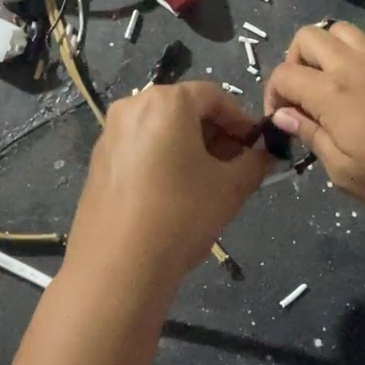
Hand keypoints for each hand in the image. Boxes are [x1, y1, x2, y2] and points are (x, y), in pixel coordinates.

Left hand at [64, 82, 272, 291]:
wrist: (117, 268)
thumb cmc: (181, 215)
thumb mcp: (230, 188)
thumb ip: (254, 163)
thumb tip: (266, 155)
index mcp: (167, 101)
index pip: (214, 96)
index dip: (241, 120)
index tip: (258, 145)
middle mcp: (133, 106)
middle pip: (185, 109)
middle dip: (216, 133)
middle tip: (237, 164)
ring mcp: (111, 133)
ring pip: (162, 129)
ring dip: (190, 147)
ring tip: (210, 181)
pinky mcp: (99, 161)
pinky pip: (141, 147)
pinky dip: (163, 159)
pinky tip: (176, 193)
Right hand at [265, 23, 364, 215]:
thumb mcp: (347, 175)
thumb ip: (313, 139)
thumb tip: (284, 116)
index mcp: (331, 93)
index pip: (284, 75)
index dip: (273, 95)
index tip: (283, 122)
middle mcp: (351, 65)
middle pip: (307, 37)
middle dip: (293, 61)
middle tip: (303, 97)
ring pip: (341, 30)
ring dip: (327, 50)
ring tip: (333, 83)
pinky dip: (362, 51)